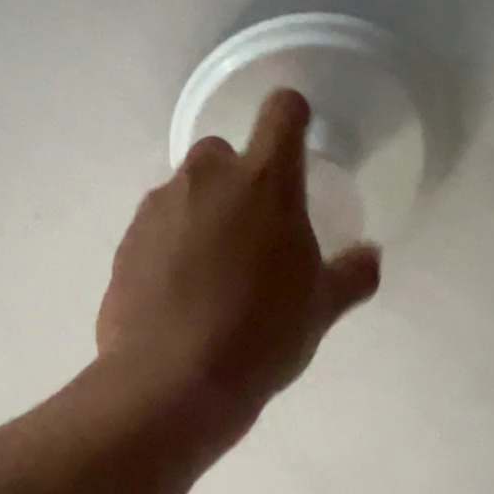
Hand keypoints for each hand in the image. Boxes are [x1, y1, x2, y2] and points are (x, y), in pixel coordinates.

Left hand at [96, 89, 381, 417]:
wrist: (170, 381)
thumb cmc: (260, 336)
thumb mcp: (319, 310)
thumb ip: (350, 274)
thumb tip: (368, 255)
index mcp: (264, 182)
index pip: (282, 113)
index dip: (291, 117)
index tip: (295, 140)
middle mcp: (206, 179)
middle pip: (221, 152)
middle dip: (236, 178)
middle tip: (250, 230)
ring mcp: (158, 208)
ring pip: (183, 191)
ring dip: (199, 213)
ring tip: (210, 272)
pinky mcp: (125, 241)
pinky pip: (154, 227)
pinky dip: (167, 245)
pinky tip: (176, 292)